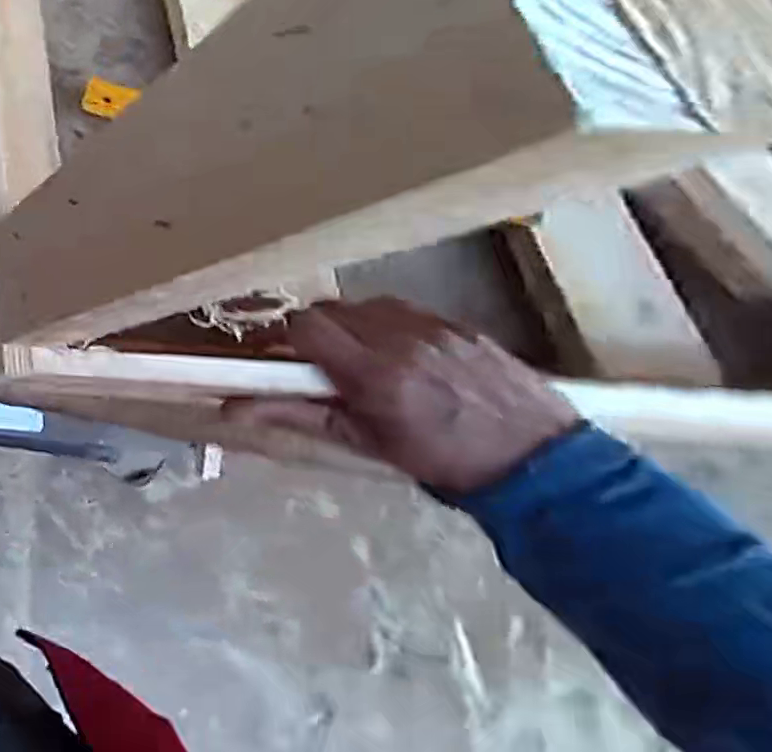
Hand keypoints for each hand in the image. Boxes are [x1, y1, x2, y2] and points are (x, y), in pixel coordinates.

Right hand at [222, 298, 580, 492]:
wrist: (542, 466)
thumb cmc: (438, 459)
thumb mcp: (359, 440)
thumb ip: (292, 414)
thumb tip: (229, 409)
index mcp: (372, 373)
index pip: (304, 326)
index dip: (282, 337)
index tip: (277, 355)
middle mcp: (399, 341)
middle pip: (327, 310)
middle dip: (312, 331)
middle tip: (316, 361)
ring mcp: (433, 328)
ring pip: (361, 305)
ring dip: (347, 325)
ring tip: (359, 355)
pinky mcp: (457, 324)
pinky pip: (400, 308)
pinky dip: (384, 323)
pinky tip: (396, 350)